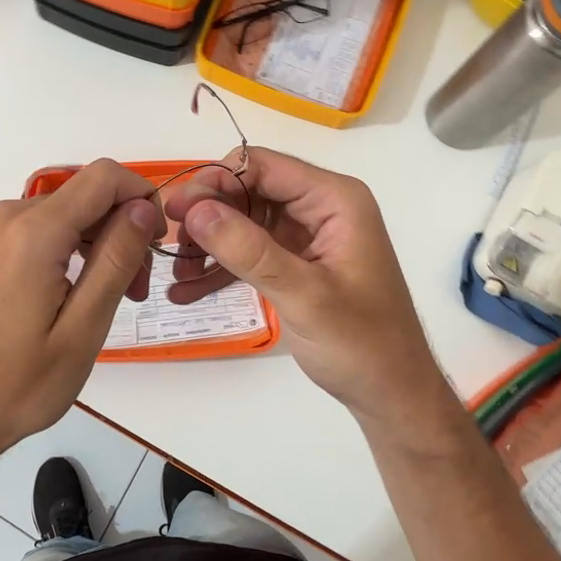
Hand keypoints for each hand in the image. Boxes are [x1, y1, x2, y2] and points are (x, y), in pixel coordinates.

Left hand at [0, 160, 160, 473]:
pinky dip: (65, 248)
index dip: (142, 197)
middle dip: (120, 231)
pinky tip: (74, 292)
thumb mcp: (84, 327)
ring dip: (94, 243)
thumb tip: (143, 207)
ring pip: (61, 213)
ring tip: (109, 297)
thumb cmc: (22, 384)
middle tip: (135, 291)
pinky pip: (35, 228)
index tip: (157, 244)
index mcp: (31, 233)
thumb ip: (116, 258)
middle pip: (83, 196)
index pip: (103, 178)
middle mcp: (3, 217)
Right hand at [162, 147, 435, 422]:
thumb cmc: (362, 343)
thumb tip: (195, 210)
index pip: (263, 166)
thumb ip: (248, 250)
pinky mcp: (295, 262)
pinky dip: (220, 268)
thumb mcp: (303, 295)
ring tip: (175, 274)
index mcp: (334, 200)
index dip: (216, 181)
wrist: (391, 394)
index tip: (176, 211)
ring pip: (242, 221)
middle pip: (248, 191)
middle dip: (207, 215)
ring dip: (208, 244)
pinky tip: (187, 291)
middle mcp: (320, 208)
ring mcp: (306, 235)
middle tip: (169, 243)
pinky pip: (249, 252)